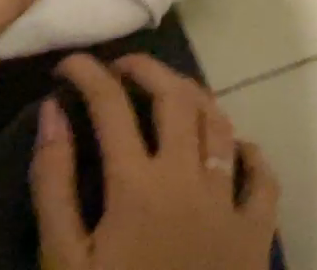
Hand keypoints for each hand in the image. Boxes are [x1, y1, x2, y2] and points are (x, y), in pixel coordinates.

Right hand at [32, 54, 279, 269]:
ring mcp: (228, 207)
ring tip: (166, 95)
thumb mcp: (63, 258)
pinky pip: (263, 178)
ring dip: (191, 97)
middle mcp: (186, 181)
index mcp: (136, 185)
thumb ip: (53, 180)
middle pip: (174, 96)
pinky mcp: (257, 237)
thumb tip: (53, 111)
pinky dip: (246, 151)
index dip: (86, 71)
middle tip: (118, 70)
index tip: (67, 65)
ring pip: (219, 123)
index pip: (109, 102)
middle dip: (144, 67)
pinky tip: (228, 148)